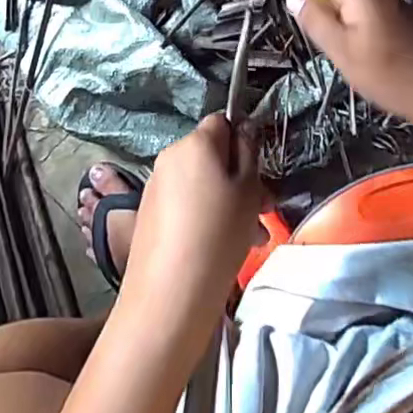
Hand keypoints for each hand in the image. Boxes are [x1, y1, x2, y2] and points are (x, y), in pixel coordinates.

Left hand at [121, 114, 262, 328]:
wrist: (170, 291)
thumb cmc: (219, 234)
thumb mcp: (248, 191)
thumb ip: (249, 154)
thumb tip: (243, 128)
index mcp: (195, 142)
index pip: (222, 121)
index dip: (243, 141)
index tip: (259, 171)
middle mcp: (170, 155)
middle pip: (212, 154)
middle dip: (239, 177)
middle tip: (262, 210)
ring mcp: (156, 183)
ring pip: (201, 181)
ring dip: (227, 200)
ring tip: (250, 236)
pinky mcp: (149, 211)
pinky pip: (185, 201)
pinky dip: (205, 215)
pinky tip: (222, 246)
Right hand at [281, 0, 412, 123]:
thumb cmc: (389, 75)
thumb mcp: (340, 50)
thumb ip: (314, 20)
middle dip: (316, 1)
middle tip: (310, 31)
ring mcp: (388, 5)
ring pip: (347, 0)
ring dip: (332, 17)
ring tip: (332, 47)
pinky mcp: (395, 21)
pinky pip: (361, 13)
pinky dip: (348, 27)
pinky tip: (352, 53)